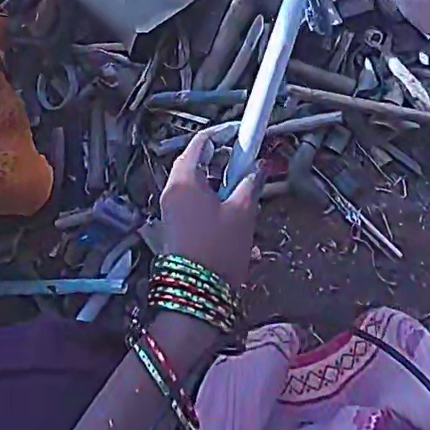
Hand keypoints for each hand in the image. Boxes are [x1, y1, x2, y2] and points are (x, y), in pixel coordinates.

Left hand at [158, 128, 261, 284]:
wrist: (195, 297)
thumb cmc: (218, 249)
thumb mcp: (242, 212)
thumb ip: (251, 183)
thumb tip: (258, 166)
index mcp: (184, 179)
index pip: (202, 141)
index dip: (224, 132)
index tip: (245, 133)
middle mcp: (172, 190)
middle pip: (197, 160)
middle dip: (223, 158)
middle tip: (247, 161)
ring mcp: (170, 209)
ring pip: (197, 182)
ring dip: (219, 179)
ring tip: (243, 188)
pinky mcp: (174, 226)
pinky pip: (194, 201)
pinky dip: (212, 198)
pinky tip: (232, 212)